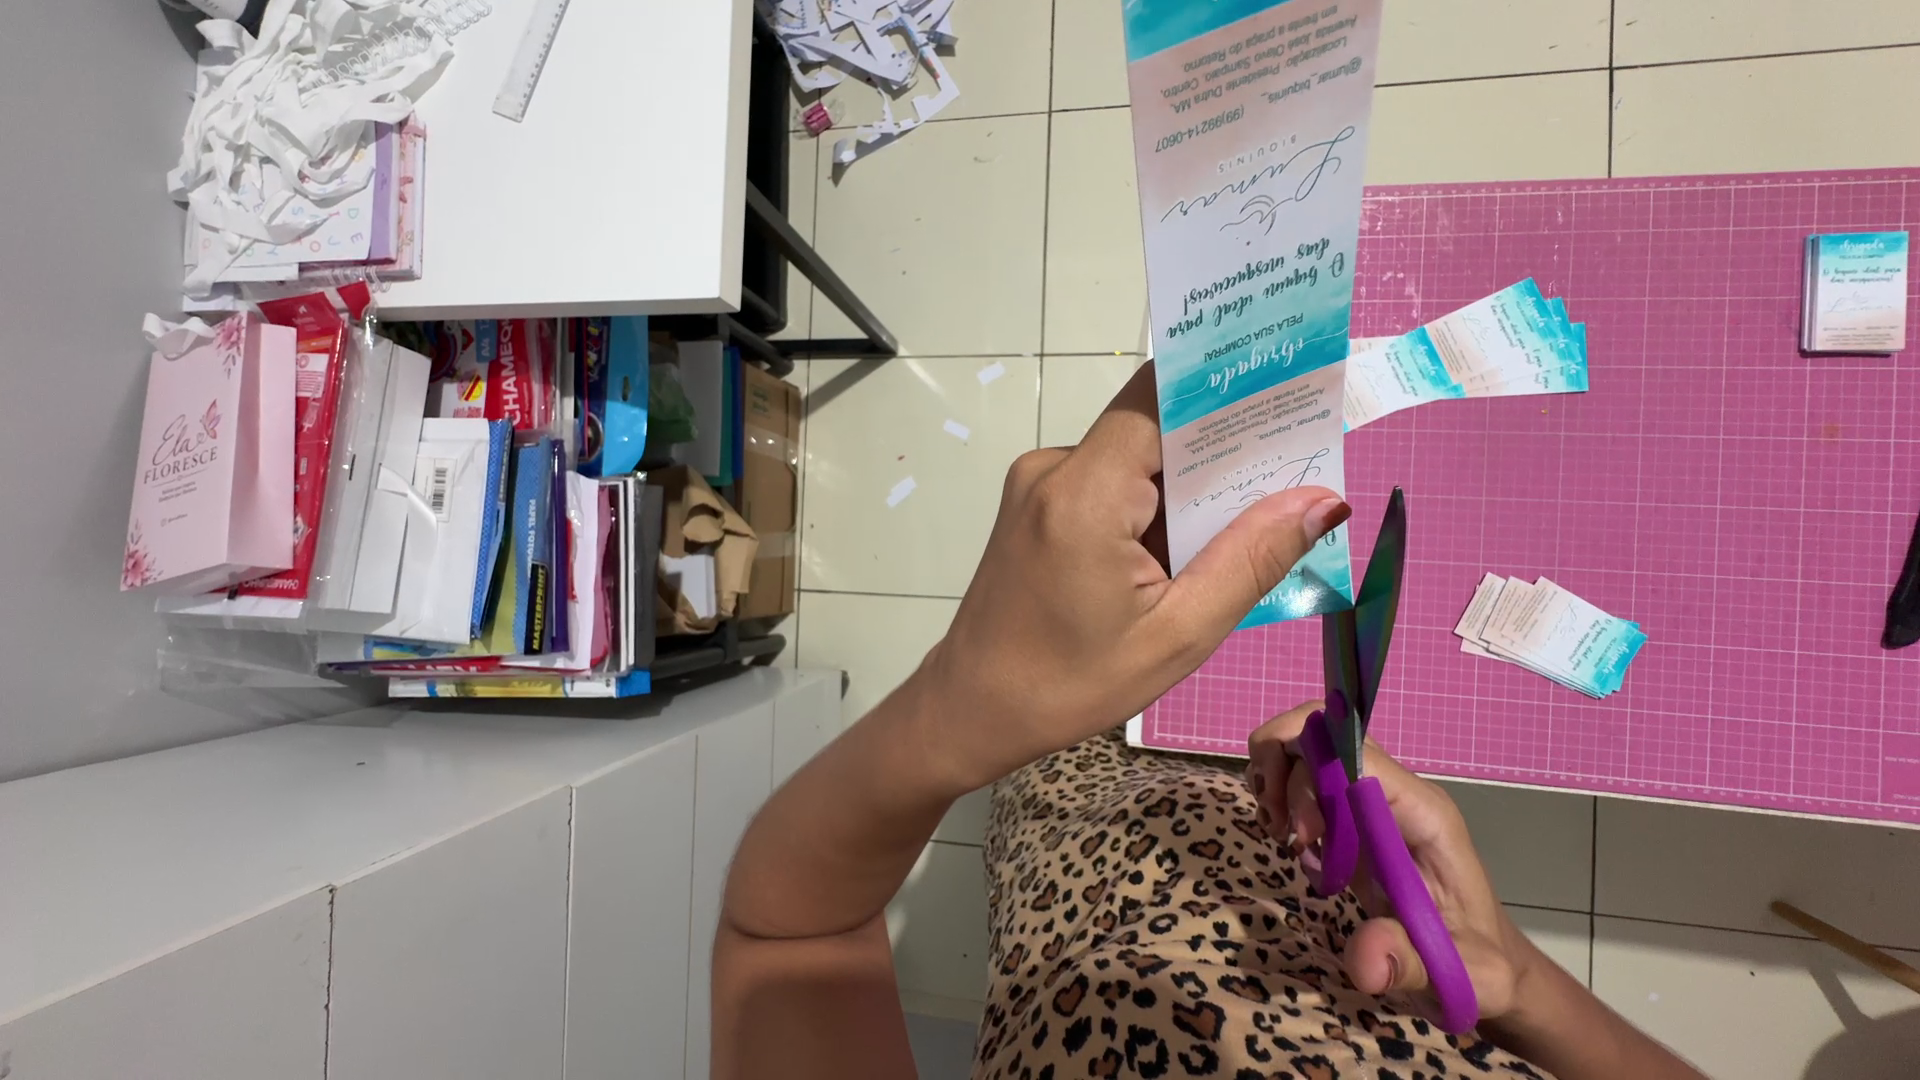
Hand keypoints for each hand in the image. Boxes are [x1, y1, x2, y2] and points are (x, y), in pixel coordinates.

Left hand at [914, 362, 1351, 791]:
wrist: (973, 707)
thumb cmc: (1070, 685)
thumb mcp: (1177, 634)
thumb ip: (1250, 559)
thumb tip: (1322, 498)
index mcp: (1083, 493)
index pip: (1159, 400)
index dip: (1223, 388)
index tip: (1288, 386)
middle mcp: (1050, 469)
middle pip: (1149, 428)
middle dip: (1218, 448)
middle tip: (1294, 469)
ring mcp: (1034, 484)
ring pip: (1130, 458)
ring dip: (1183, 487)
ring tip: (1242, 523)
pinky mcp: (1032, 504)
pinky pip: (1105, 483)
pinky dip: (1146, 506)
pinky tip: (1176, 550)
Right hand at [1245, 702, 1544, 1025]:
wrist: (1481, 962)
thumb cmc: (1478, 964)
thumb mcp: (1460, 973)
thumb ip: (1410, 961)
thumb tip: (1362, 962)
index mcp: (1420, 810)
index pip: (1351, 747)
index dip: (1310, 775)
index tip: (1302, 836)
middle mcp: (1391, 788)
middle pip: (1315, 732)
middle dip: (1279, 771)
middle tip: (1280, 830)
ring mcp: (1367, 794)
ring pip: (1301, 744)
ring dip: (1273, 780)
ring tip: (1280, 833)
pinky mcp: (1348, 808)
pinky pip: (1299, 771)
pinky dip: (1278, 796)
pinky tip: (1288, 838)